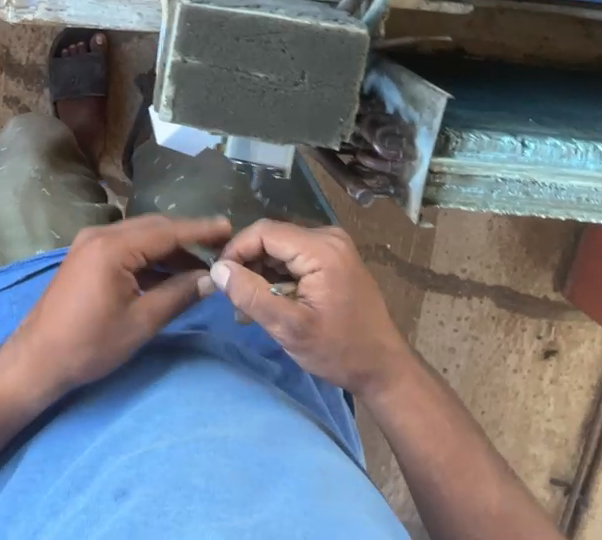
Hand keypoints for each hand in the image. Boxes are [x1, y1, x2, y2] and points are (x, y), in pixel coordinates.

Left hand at [3, 215, 232, 396]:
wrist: (38, 358)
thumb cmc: (89, 344)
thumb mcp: (141, 322)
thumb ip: (178, 295)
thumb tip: (212, 279)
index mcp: (112, 246)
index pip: (166, 231)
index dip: (200, 230)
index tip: (230, 228)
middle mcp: (100, 234)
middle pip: (154, 228)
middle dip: (188, 237)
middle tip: (222, 246)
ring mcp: (91, 243)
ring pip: (140, 236)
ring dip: (170, 249)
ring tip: (203, 265)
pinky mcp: (87, 255)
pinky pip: (127, 247)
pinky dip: (150, 257)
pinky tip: (172, 274)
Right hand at [202, 219, 413, 395]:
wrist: (384, 370)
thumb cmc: (340, 351)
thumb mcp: (289, 328)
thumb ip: (251, 295)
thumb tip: (217, 269)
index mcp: (321, 249)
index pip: (263, 232)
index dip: (236, 250)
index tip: (220, 280)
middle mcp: (328, 237)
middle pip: (271, 238)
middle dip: (247, 266)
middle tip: (235, 301)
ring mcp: (333, 247)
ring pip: (279, 249)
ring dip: (260, 274)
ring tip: (249, 308)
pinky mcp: (333, 259)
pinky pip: (293, 258)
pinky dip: (277, 277)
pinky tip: (270, 303)